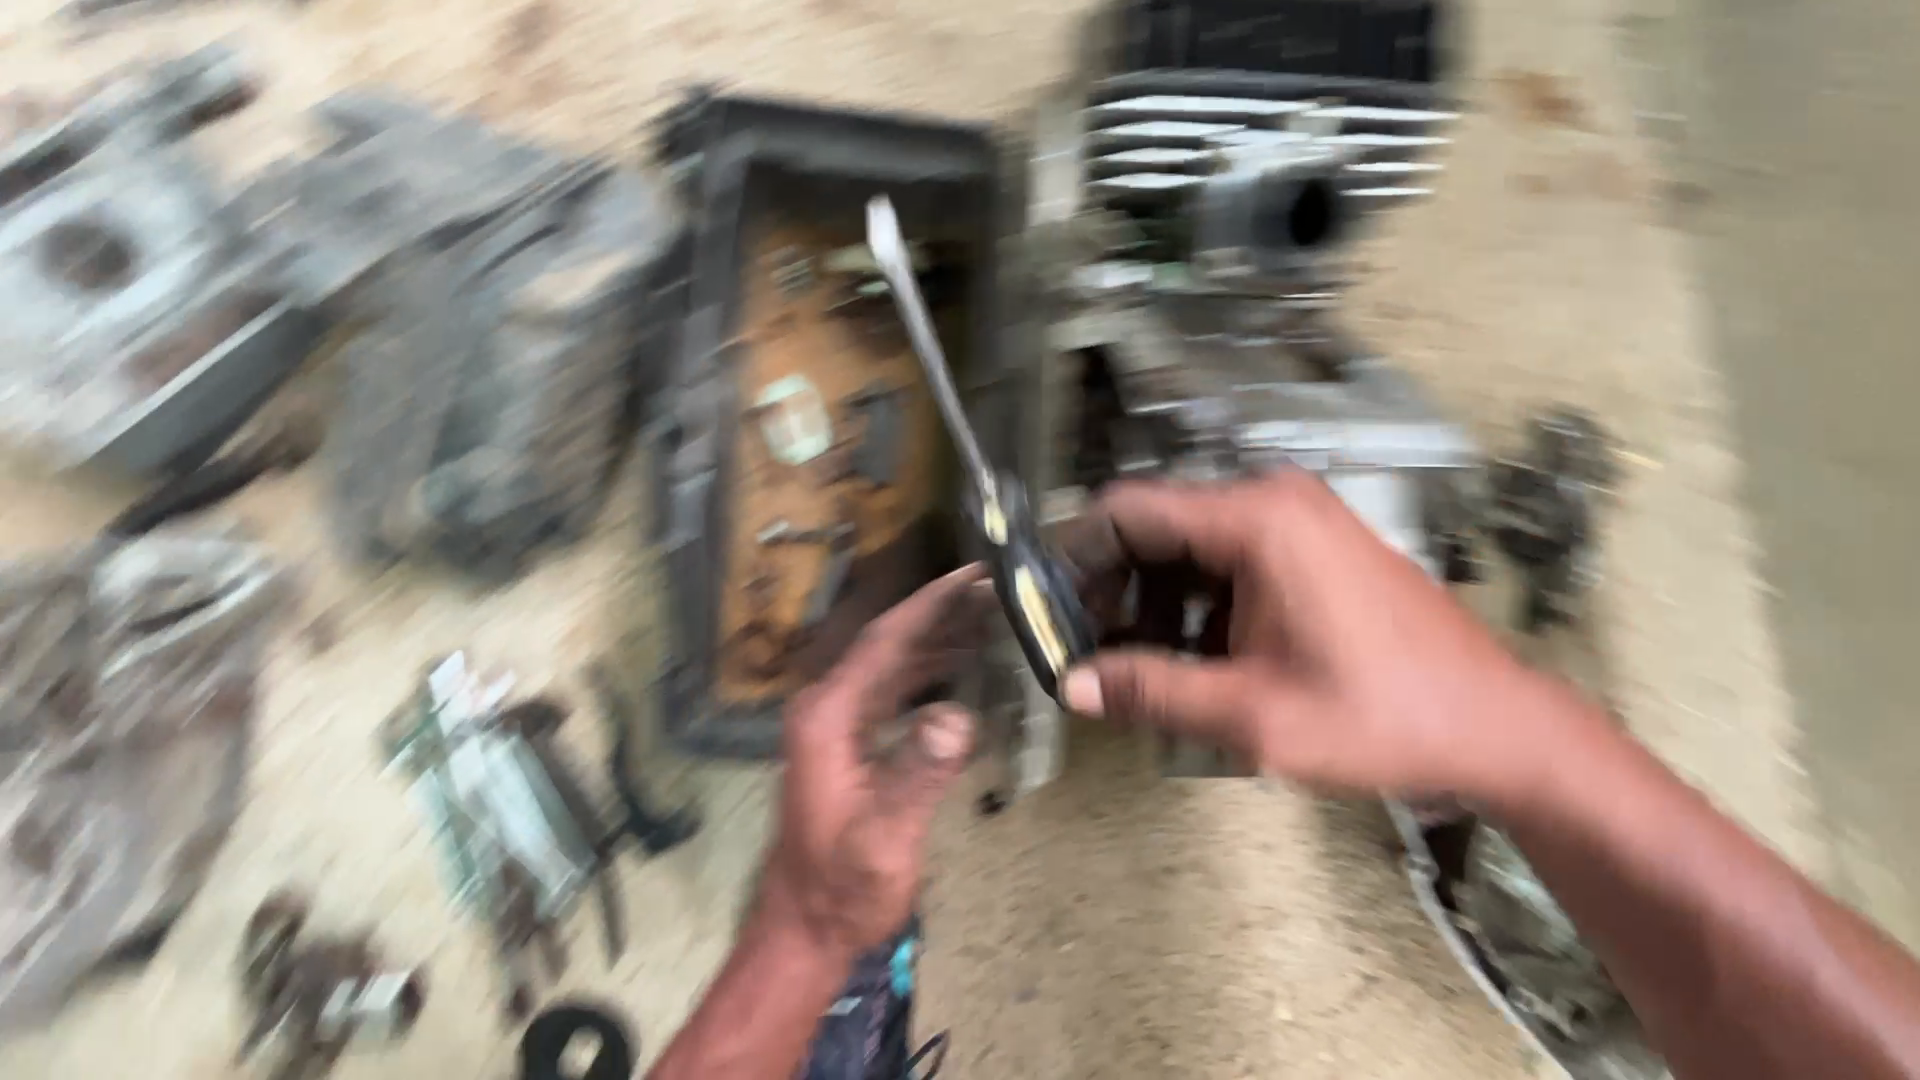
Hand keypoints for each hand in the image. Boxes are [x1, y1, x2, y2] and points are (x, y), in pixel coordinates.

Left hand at [757, 564, 992, 959]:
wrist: (807, 926)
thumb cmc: (843, 887)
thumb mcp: (884, 836)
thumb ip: (918, 775)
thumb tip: (958, 714)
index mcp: (828, 716)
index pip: (884, 641)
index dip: (929, 605)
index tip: (972, 575)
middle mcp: (827, 708)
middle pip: (889, 643)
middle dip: (940, 614)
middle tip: (994, 590)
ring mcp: (837, 724)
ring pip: (892, 664)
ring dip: (937, 640)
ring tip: (989, 619)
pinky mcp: (850, 742)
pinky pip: (893, 691)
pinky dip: (929, 673)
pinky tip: (963, 670)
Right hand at [1057, 470, 1577, 805]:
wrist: (1497, 727)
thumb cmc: (1384, 715)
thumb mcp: (1254, 715)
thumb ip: (1153, 691)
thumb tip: (1073, 685)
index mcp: (1257, 520)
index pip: (1130, 508)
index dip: (1078, 554)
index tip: (1051, 605)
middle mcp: (1273, 500)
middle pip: (1155, 522)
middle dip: (1110, 580)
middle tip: (1088, 642)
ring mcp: (1296, 518)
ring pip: (1186, 540)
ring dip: (1149, 592)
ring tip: (1135, 656)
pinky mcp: (1309, 543)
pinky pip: (1224, 554)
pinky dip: (1191, 595)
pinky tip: (1189, 649)